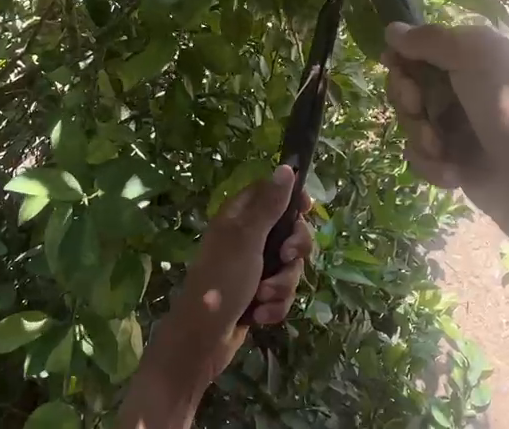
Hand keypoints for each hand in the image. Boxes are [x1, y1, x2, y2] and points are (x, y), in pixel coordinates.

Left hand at [136, 167, 312, 392]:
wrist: (200, 342)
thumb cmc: (221, 282)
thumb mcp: (247, 239)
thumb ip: (270, 205)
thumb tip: (286, 167)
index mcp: (239, 217)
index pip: (272, 193)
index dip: (292, 199)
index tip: (307, 210)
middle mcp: (247, 238)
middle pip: (289, 231)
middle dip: (293, 251)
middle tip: (285, 259)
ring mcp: (252, 268)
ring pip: (289, 266)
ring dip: (282, 284)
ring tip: (263, 298)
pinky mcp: (257, 296)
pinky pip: (282, 293)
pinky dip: (275, 305)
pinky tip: (260, 316)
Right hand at [382, 21, 508, 229]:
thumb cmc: (504, 104)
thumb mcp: (472, 55)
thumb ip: (429, 39)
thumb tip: (391, 29)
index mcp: (470, 54)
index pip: (420, 46)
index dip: (401, 56)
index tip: (393, 63)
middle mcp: (460, 84)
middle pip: (406, 82)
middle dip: (406, 96)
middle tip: (416, 104)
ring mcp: (454, 123)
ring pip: (409, 120)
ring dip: (419, 134)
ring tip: (439, 147)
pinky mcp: (451, 158)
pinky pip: (418, 154)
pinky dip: (430, 163)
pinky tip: (451, 171)